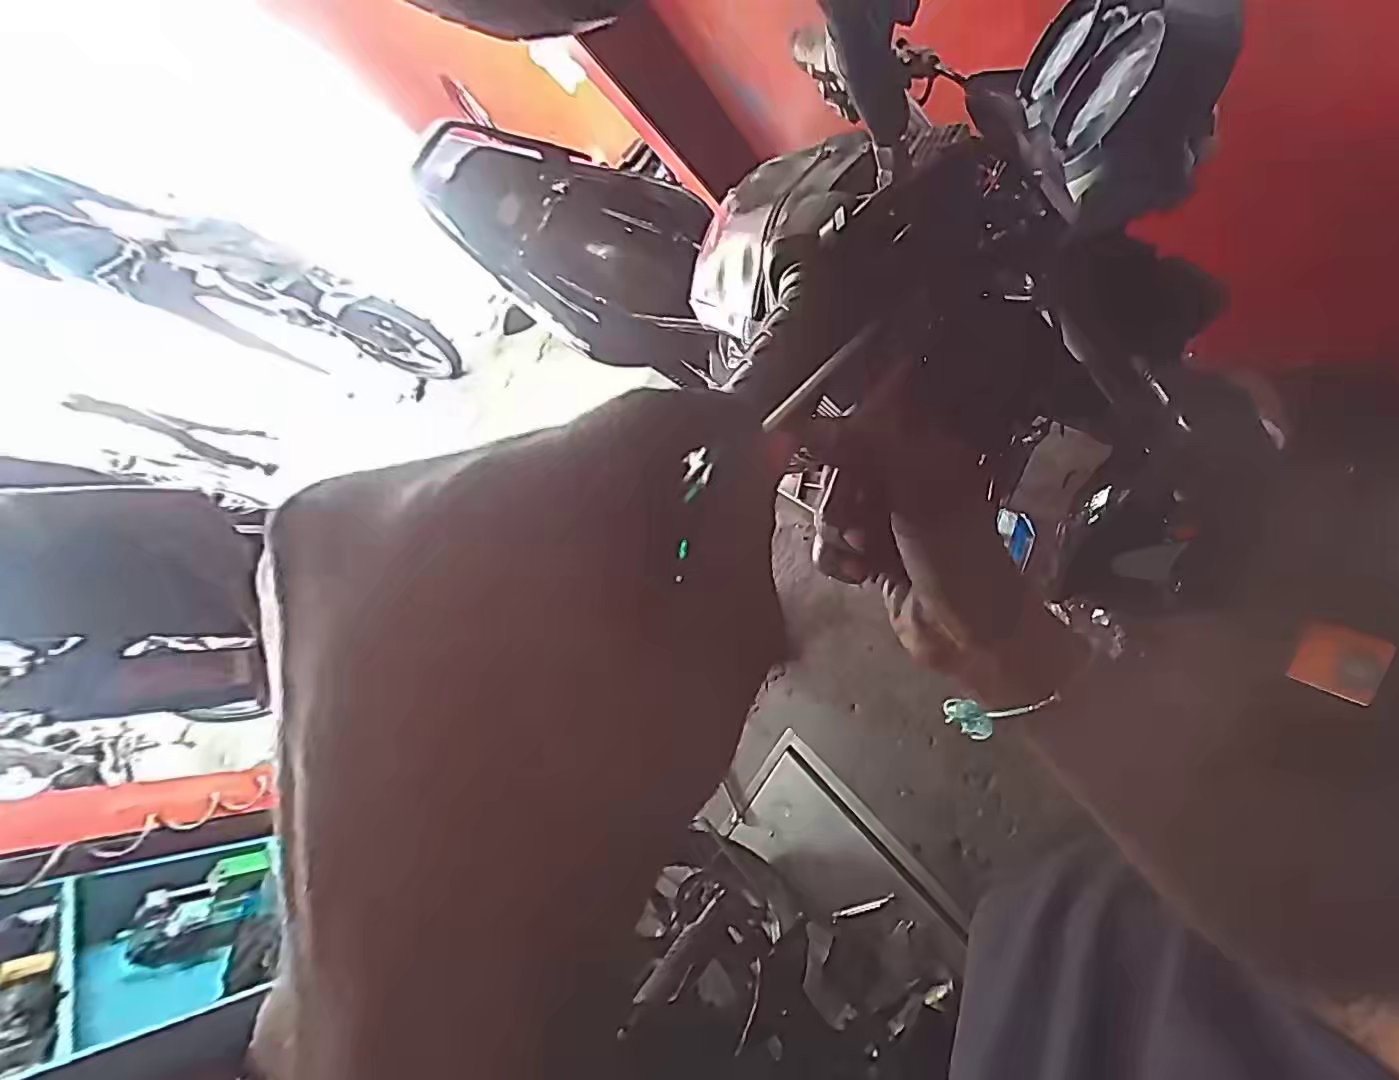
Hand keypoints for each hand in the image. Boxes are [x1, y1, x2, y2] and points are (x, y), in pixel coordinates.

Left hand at [253, 389, 786, 1079]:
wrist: (444, 928)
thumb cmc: (611, 786)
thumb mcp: (720, 647)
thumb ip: (743, 528)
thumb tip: (761, 451)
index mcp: (547, 497)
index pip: (658, 409)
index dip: (719, 427)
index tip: (748, 452)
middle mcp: (427, 478)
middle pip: (581, 445)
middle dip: (647, 492)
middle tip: (681, 559)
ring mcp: (346, 515)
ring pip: (513, 478)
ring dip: (574, 519)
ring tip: (599, 608)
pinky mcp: (301, 561)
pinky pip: (443, 514)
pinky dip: (503, 544)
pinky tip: (521, 625)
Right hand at [826, 395, 1088, 707]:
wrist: (969, 635)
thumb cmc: (959, 559)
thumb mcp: (920, 493)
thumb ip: (871, 447)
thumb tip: (820, 416)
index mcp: (929, 452)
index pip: (870, 422)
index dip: (838, 434)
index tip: (810, 446)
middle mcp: (906, 479)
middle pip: (840, 466)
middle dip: (840, 498)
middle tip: (858, 523)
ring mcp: (887, 519)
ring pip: (830, 507)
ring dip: (838, 535)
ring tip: (864, 554)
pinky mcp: (870, 555)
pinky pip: (830, 544)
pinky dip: (838, 560)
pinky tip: (860, 574)